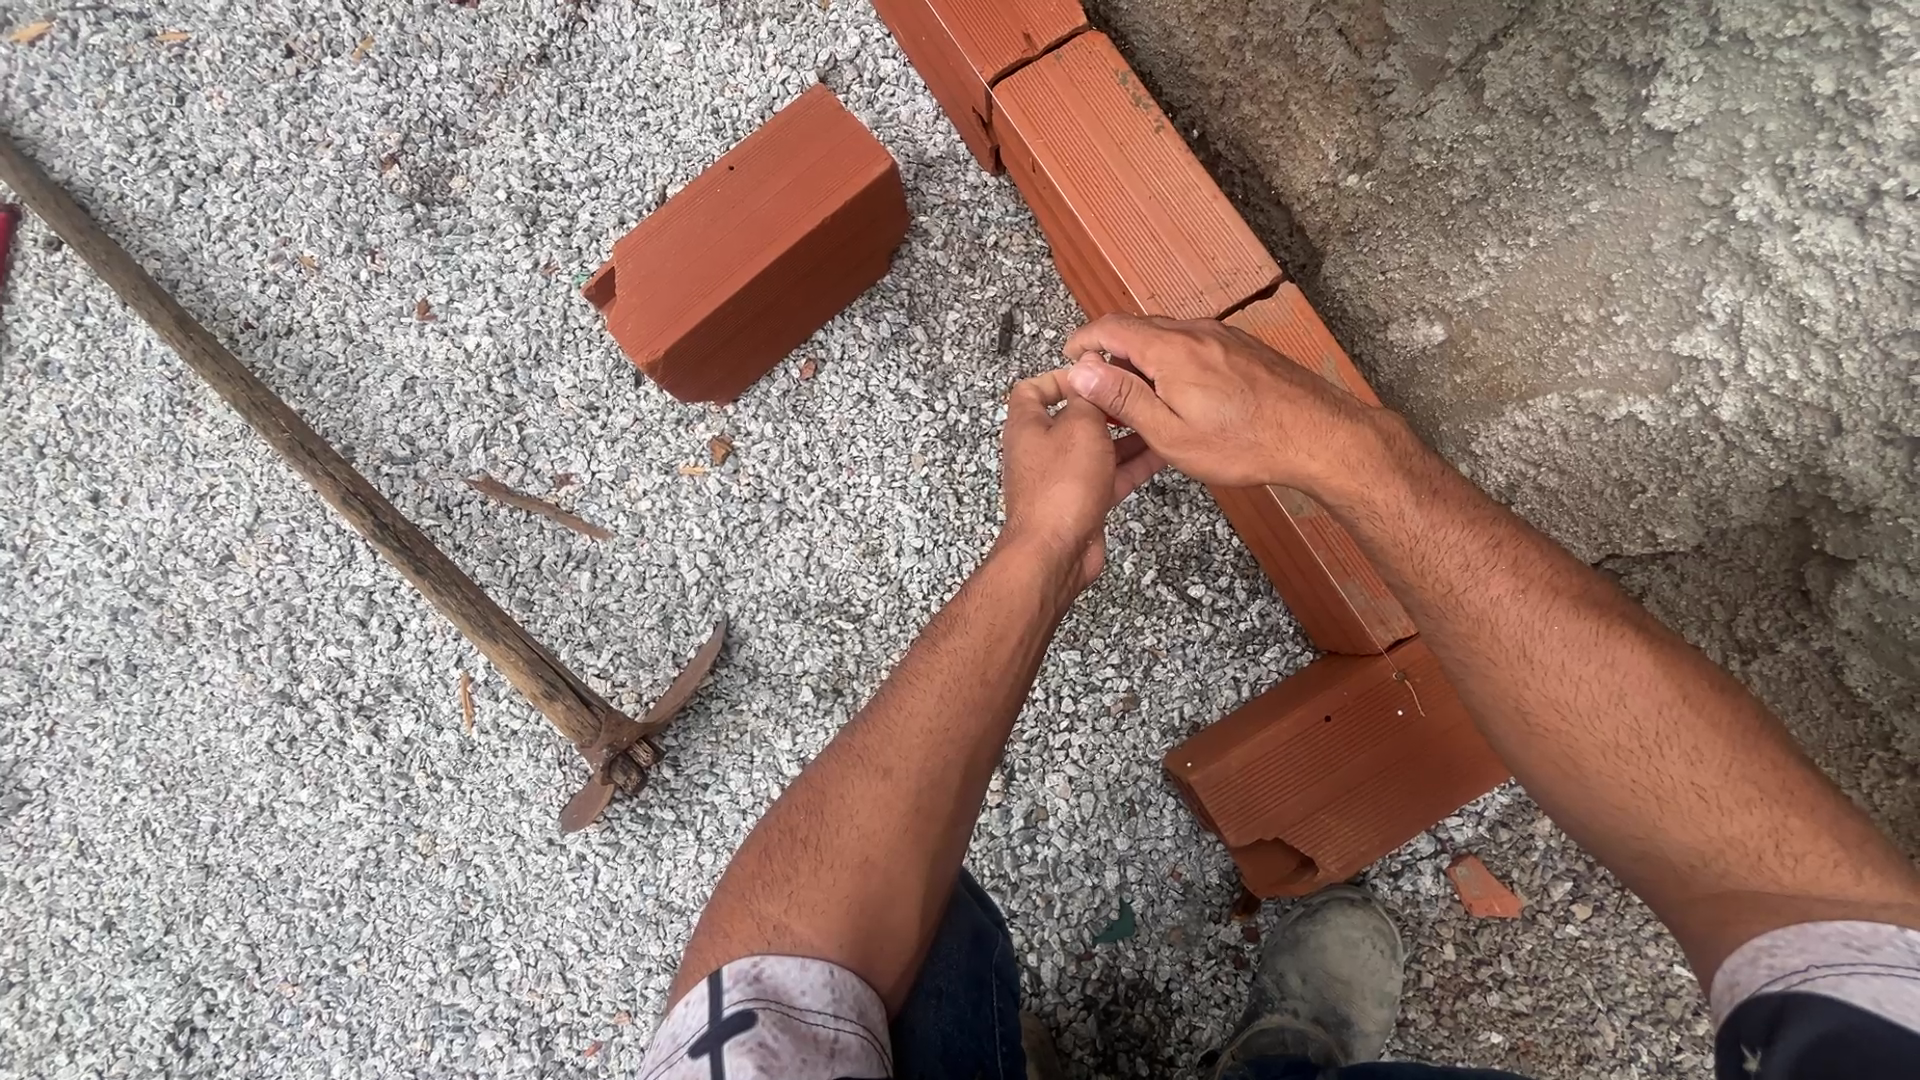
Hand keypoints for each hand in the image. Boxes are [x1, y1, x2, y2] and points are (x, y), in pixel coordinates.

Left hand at [998, 370, 1164, 593]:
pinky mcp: (1080, 502)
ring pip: (1096, 448)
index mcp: (1027, 425)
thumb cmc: (1058, 490)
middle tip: (1135, 396)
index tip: (1094, 374)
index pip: (1033, 389)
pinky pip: (1109, 476)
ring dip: (1125, 436)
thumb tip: (1089, 370)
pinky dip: (1132, 465)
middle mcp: (1040, 450)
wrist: (1055, 551)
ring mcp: (1060, 478)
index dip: (1061, 377)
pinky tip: (1160, 453)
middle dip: (1105, 407)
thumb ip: (1088, 396)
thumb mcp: (1080, 426)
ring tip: (1156, 419)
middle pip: (1072, 418)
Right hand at [1062, 314, 1380, 493]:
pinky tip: (1176, 396)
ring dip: (1140, 360)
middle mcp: (1195, 332)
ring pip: (1164, 337)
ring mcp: (1220, 336)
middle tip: (1098, 390)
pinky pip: (1190, 344)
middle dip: (1109, 354)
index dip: (1082, 341)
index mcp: (1170, 351)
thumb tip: (1082, 370)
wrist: (1317, 436)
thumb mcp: (1170, 433)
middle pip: (1135, 329)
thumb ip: (1123, 397)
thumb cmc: (1246, 442)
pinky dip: (1169, 363)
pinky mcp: (1238, 347)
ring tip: (1135, 400)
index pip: (1109, 327)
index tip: (1069, 359)